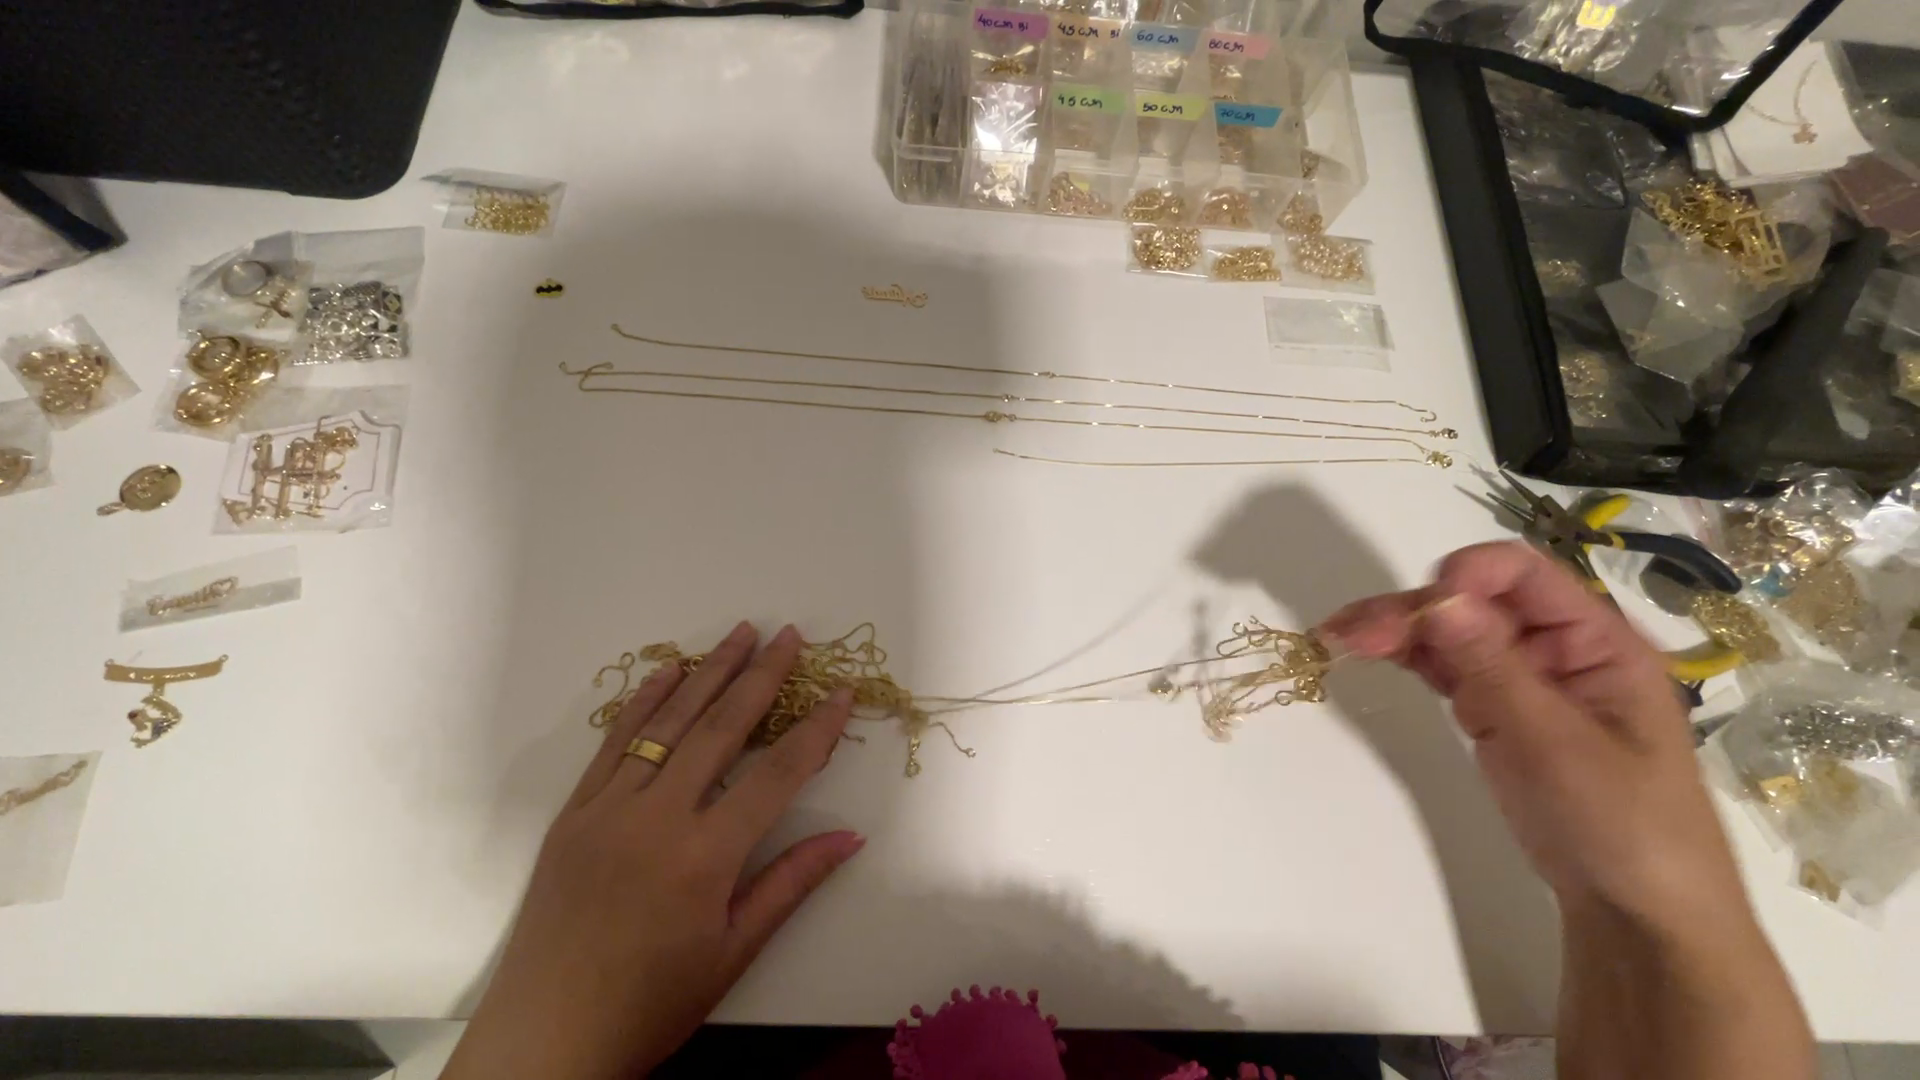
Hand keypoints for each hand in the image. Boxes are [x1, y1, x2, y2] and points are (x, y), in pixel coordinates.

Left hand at [442, 622, 863, 1079]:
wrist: (545, 1042)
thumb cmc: (652, 1003)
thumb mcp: (734, 952)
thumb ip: (792, 883)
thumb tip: (851, 836)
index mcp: (705, 857)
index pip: (778, 773)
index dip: (817, 728)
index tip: (841, 692)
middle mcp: (657, 818)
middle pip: (722, 728)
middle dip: (762, 676)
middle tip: (789, 635)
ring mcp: (608, 809)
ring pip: (668, 723)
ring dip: (708, 672)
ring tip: (740, 634)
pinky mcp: (572, 813)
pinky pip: (613, 743)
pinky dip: (644, 701)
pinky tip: (669, 671)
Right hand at [1320, 542, 1748, 932]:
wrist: (1633, 908)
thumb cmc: (1619, 823)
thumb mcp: (1555, 743)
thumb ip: (1494, 667)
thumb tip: (1438, 598)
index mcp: (1596, 641)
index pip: (1524, 576)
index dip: (1467, 577)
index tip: (1417, 610)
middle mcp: (1553, 646)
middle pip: (1471, 601)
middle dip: (1410, 609)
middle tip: (1346, 634)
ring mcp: (1520, 676)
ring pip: (1447, 631)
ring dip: (1393, 628)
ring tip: (1335, 637)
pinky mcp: (1491, 705)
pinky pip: (1441, 665)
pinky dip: (1402, 655)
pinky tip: (1361, 651)